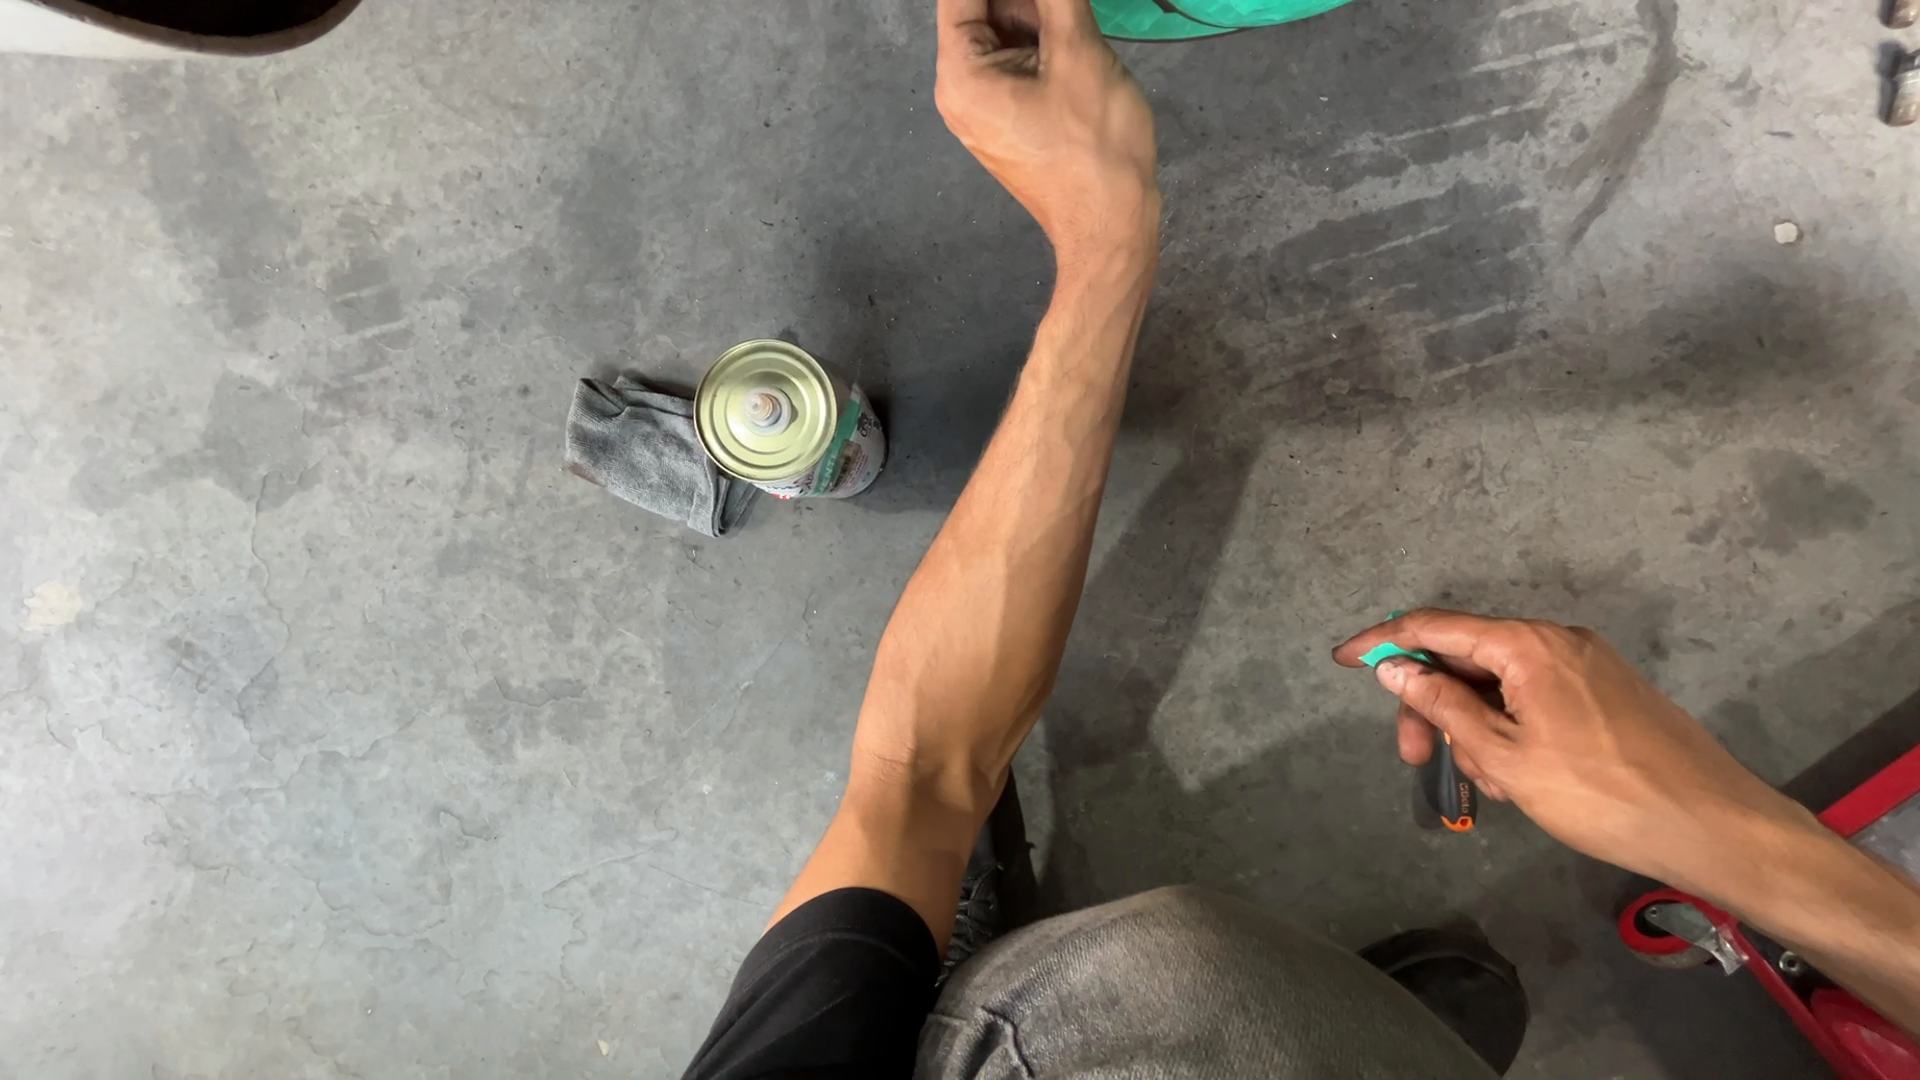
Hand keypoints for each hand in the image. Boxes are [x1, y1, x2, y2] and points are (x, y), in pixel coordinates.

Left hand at [935, 0, 1159, 268]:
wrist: (1109, 225)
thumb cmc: (1092, 146)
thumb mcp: (1076, 51)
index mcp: (960, 74)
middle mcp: (960, 90)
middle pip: (983, 7)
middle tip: (1065, 9)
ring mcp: (985, 107)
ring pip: (1005, 29)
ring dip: (1039, 11)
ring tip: (1072, 18)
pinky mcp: (1010, 119)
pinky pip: (1019, 59)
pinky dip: (1044, 34)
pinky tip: (1073, 27)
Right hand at [1332, 609, 1817, 892]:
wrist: (1723, 834)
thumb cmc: (1600, 793)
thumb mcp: (1501, 753)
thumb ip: (1439, 703)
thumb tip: (1394, 667)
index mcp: (1526, 645)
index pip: (1431, 627)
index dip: (1380, 642)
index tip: (1342, 659)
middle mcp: (1553, 641)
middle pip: (1462, 659)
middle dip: (1431, 707)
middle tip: (1412, 756)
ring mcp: (1582, 665)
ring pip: (1494, 685)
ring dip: (1471, 727)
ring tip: (1487, 782)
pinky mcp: (1601, 692)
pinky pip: (1528, 698)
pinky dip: (1505, 729)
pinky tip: (1514, 775)